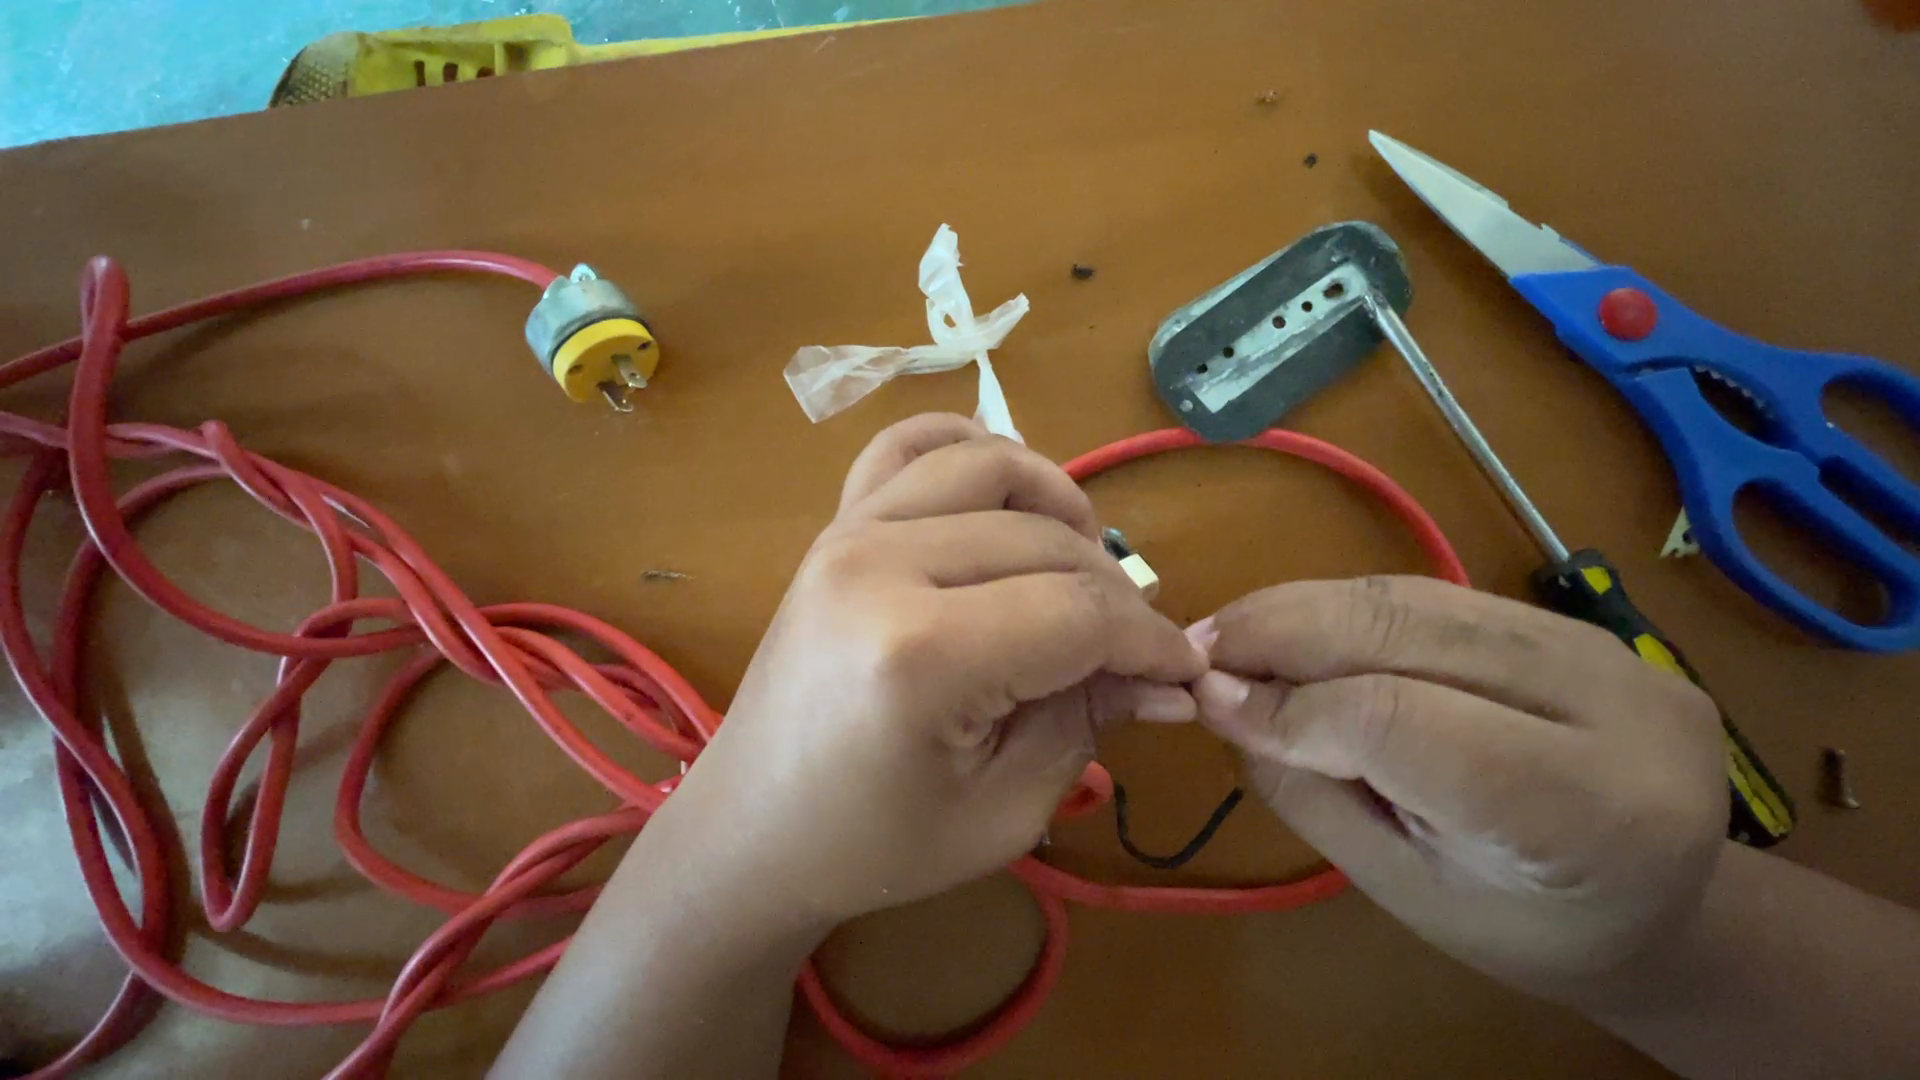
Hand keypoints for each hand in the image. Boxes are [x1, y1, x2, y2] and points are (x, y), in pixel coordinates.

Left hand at [669, 414, 1205, 925]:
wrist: (753, 827)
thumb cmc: (874, 843)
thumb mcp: (1004, 809)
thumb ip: (1090, 721)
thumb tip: (1169, 674)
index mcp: (923, 652)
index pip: (1079, 613)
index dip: (1148, 641)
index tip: (1181, 671)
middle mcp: (882, 564)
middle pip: (1045, 540)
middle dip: (1114, 594)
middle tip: (1134, 649)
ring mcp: (847, 530)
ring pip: (989, 466)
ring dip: (1056, 505)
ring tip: (1078, 564)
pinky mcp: (833, 526)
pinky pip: (907, 446)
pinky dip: (968, 449)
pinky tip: (1001, 495)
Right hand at [1190, 576, 1726, 1004]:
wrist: (1652, 901)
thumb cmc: (1515, 925)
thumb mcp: (1398, 885)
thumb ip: (1307, 786)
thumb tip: (1221, 697)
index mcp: (1586, 808)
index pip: (1399, 718)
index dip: (1289, 705)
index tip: (1208, 704)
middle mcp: (1610, 700)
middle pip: (1400, 629)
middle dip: (1278, 630)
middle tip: (1195, 649)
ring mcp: (1594, 643)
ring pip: (1404, 595)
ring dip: (1298, 607)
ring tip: (1230, 635)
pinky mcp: (1559, 619)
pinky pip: (1421, 593)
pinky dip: (1337, 605)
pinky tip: (1290, 627)